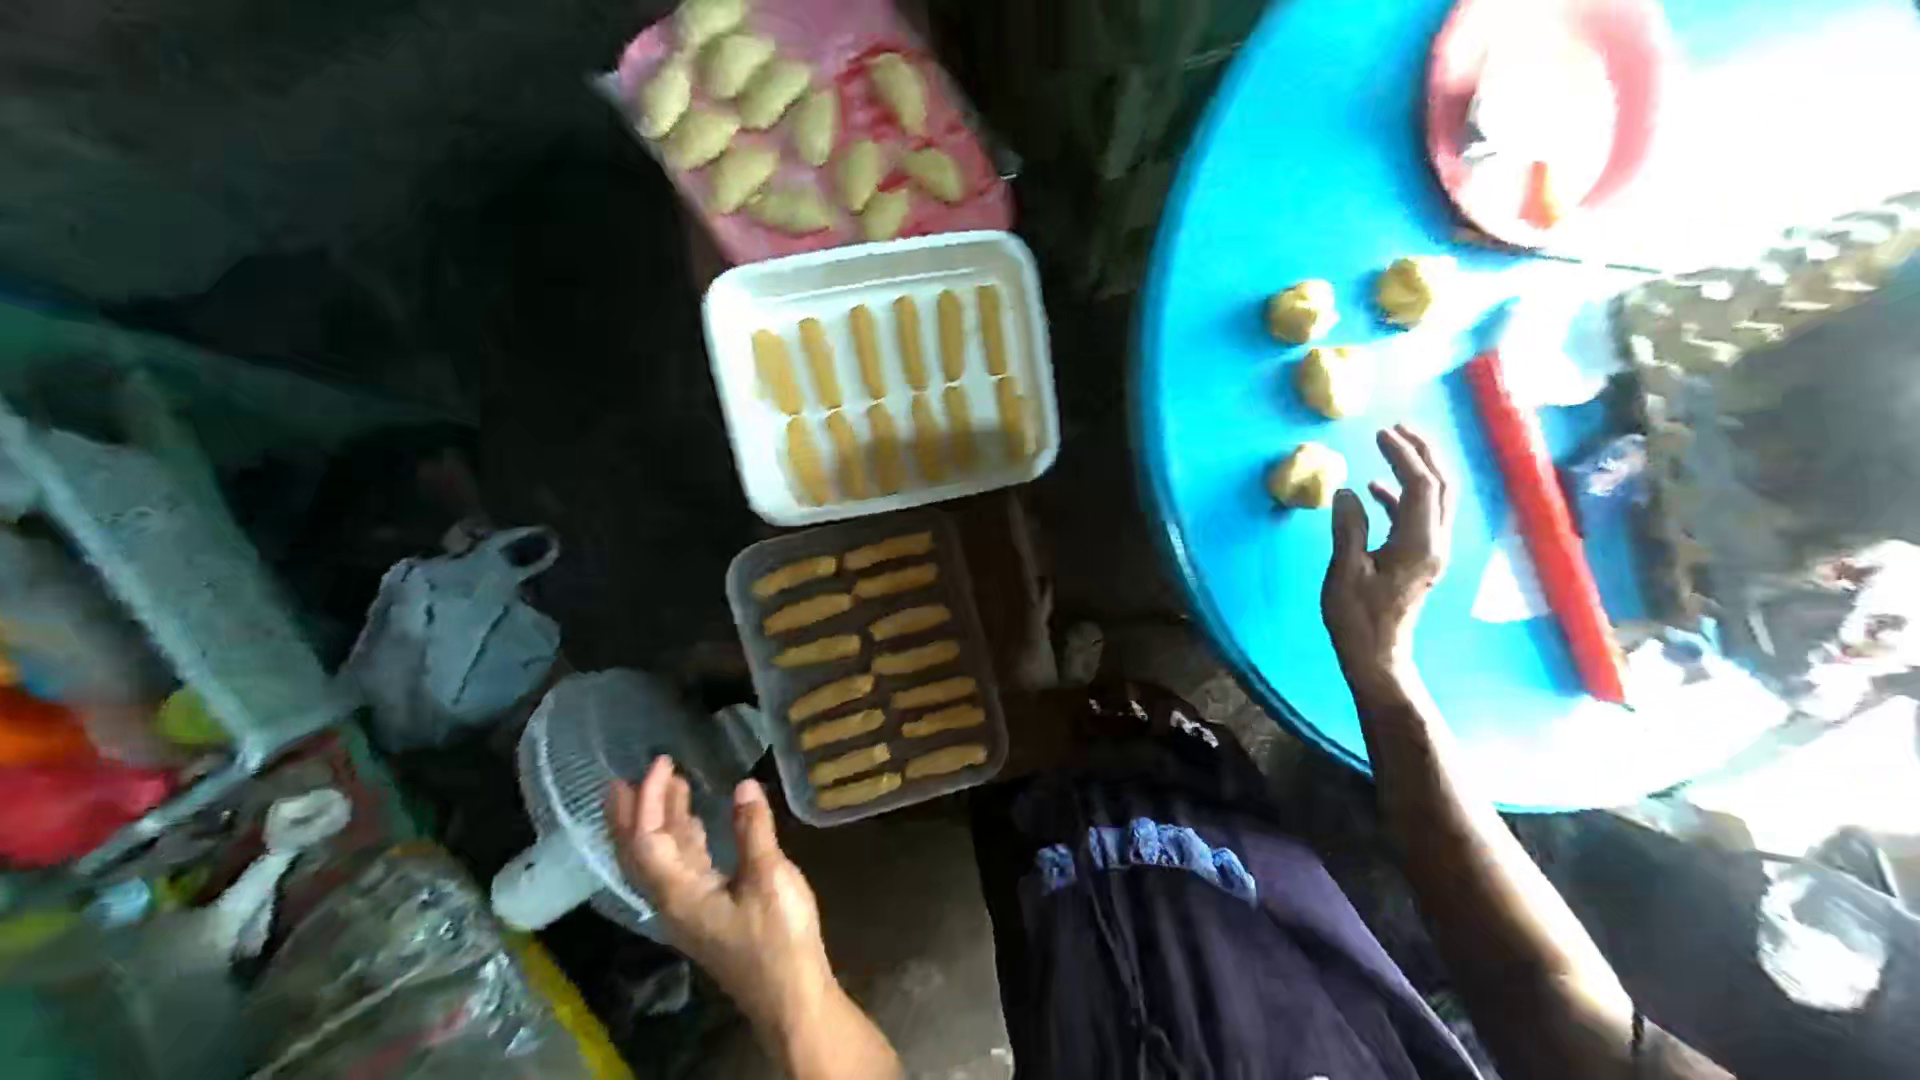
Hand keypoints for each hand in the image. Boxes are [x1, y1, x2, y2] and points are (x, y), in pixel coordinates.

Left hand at [609, 758, 835, 1032]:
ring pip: (661, 858)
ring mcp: (689, 908)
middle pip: (639, 853)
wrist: (791, 994)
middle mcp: (673, 901)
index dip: (648, 799)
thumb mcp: (769, 877)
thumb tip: (744, 785)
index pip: (648, 840)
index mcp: (679, 893)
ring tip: (664, 785)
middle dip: (630, 814)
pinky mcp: (708, 911)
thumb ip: (753, 830)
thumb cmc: (778, 937)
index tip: (661, 762)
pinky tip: (694, 821)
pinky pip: (683, 866)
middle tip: (624, 777)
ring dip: (658, 821)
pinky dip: (682, 837)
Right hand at [1322, 425, 1455, 697]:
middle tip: (1395, 430)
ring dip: (1416, 470)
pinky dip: (1401, 495)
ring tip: (1390, 449)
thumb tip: (1348, 491)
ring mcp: (1431, 551)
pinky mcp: (1421, 559)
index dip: (1402, 456)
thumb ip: (1348, 528)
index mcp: (1417, 544)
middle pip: (1440, 486)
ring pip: (1435, 499)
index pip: (1420, 486)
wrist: (1377, 654)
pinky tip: (1376, 490)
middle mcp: (1435, 543)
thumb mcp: (1344, 571)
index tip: (1379, 435)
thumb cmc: (1357, 616)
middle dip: (1421, 453)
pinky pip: (1419, 516)